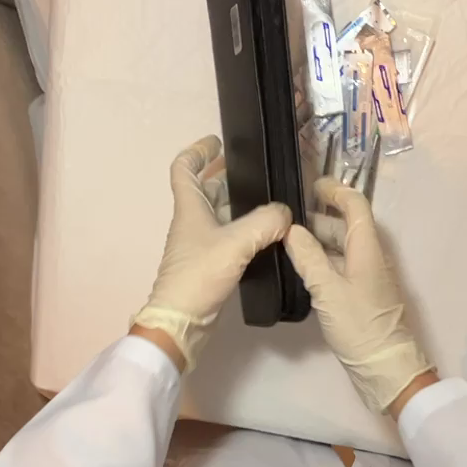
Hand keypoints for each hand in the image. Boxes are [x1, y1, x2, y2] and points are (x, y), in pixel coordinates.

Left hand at [130, 136, 290, 371]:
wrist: (181, 324)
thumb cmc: (199, 277)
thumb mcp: (235, 243)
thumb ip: (264, 223)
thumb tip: (285, 215)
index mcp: (189, 209)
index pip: (184, 169)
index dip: (197, 152)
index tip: (217, 142)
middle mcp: (191, 225)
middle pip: (205, 192)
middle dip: (226, 179)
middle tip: (254, 175)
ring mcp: (199, 248)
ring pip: (218, 218)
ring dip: (238, 209)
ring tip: (268, 206)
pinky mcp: (208, 269)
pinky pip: (226, 242)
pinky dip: (243, 235)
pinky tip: (264, 240)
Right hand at [283, 177, 433, 414]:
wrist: (385, 368)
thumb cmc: (359, 326)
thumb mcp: (327, 290)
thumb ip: (308, 257)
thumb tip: (292, 231)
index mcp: (367, 248)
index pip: (355, 205)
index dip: (335, 191)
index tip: (311, 186)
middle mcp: (371, 258)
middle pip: (347, 227)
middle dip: (320, 218)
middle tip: (288, 220)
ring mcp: (369, 279)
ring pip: (344, 250)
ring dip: (320, 243)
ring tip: (290, 244)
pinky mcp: (363, 298)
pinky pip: (343, 270)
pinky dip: (325, 264)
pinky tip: (305, 272)